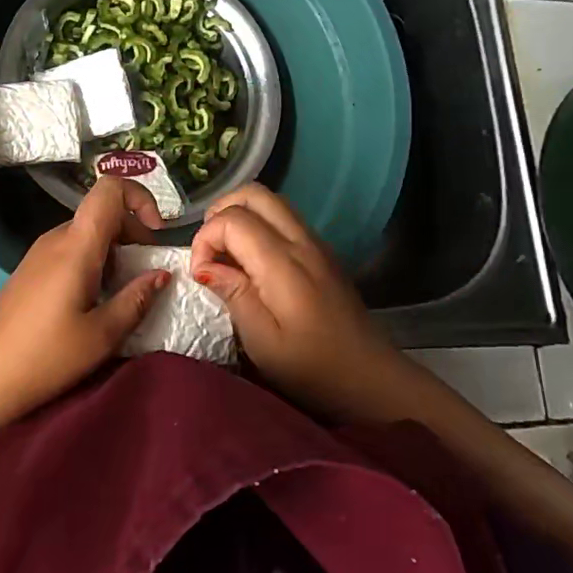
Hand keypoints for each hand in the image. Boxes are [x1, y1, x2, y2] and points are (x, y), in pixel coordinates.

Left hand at [0, 177, 171, 418]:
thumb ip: (136, 299)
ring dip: (116, 254)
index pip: (109, 189)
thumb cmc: (45, 356)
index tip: (156, 236)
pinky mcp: (32, 270)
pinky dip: (95, 265)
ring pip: (89, 234)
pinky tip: (96, 303)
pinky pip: (72, 251)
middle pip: (103, 214)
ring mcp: (41, 253)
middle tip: (148, 276)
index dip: (140, 198)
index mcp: (76, 245)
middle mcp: (57, 238)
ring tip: (124, 296)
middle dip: (134, 236)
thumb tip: (161, 274)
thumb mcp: (102, 335)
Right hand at [189, 184, 395, 415]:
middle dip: (220, 212)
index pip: (232, 220)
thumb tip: (205, 266)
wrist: (371, 379)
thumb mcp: (263, 341)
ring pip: (271, 201)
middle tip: (209, 250)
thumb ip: (233, 294)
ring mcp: (316, 244)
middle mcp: (301, 242)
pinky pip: (284, 219)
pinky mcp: (322, 253)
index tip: (201, 275)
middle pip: (254, 194)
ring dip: (240, 215)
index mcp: (284, 264)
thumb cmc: (312, 368)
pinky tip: (251, 261)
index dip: (205, 239)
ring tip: (226, 254)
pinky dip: (258, 225)